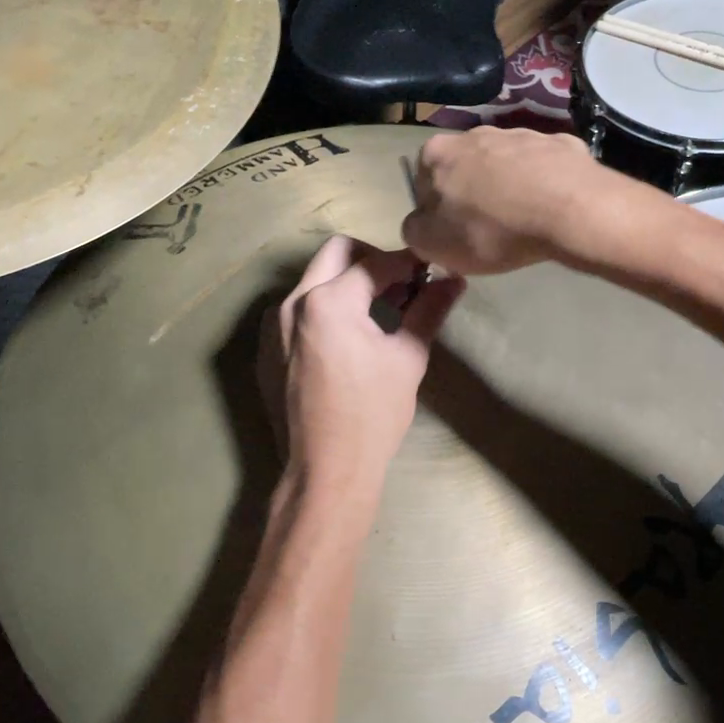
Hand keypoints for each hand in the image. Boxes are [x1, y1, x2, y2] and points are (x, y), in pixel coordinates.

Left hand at [257, 236, 465, 488]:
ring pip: (315, 280)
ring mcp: (274, 326)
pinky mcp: (268, 349)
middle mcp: (293, 302)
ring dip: (348, 282)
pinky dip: (328, 308)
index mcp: (329, 300)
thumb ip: (429, 310)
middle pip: (338, 253)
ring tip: (382, 311)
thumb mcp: (408, 357)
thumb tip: (454, 280)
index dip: (410, 263)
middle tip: (403, 286)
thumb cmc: (373, 414)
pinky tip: (352, 339)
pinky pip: (299, 310)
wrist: (326, 469)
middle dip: (373, 261)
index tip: (432, 271)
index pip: (377, 263)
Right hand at [401, 128, 631, 274]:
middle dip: (473, 195)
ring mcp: (521, 133)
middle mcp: (476, 133)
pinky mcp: (559, 143)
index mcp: (438, 152)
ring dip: (509, 188)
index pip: (424, 181)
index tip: (454, 233)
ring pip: (506, 166)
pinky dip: (544, 185)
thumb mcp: (434, 245)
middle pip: (467, 169)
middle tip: (488, 230)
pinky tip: (552, 209)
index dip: (436, 210)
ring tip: (524, 222)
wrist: (569, 210)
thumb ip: (414, 231)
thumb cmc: (490, 229)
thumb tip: (420, 222)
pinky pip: (543, 168)